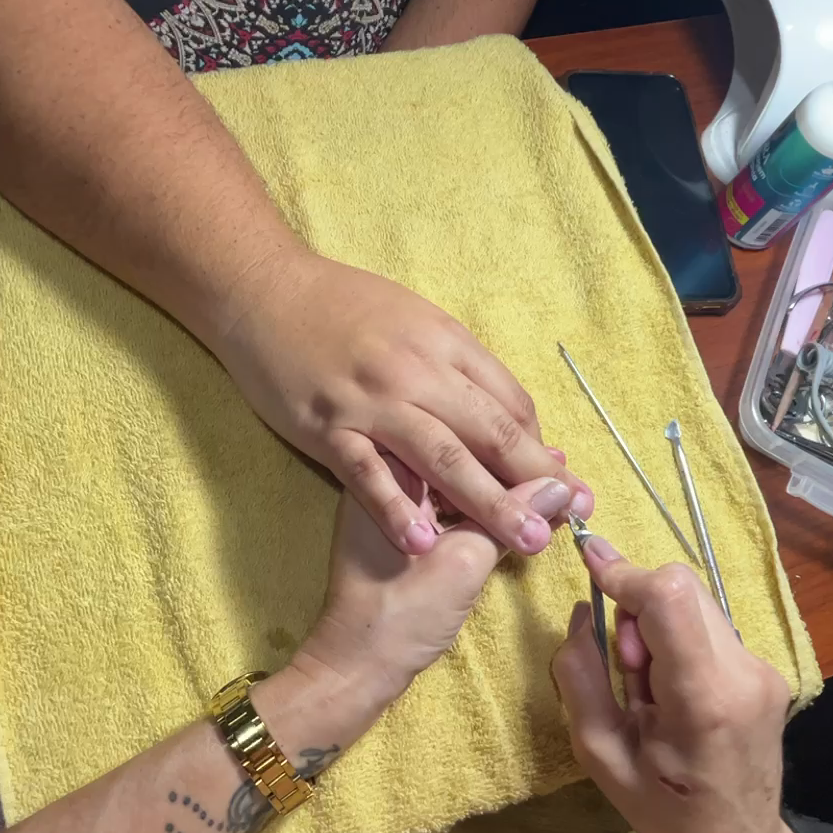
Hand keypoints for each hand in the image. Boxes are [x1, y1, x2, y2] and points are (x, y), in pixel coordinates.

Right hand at [218, 250, 591, 556]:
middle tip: (569, 520)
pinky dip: (397, 509)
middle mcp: (418, 371)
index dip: (536, 446)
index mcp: (445, 341)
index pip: (508, 402)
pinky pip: (369, 474)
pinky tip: (422, 542)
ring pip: (443, 457)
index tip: (553, 480)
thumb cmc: (340, 304)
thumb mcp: (412, 317)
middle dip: (534, 480)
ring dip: (488, 503)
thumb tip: (499, 410)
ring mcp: (373, 400)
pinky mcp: (329, 426)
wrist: (264, 290)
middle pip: (490, 431)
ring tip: (522, 542)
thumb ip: (454, 363)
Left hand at [303, 457, 573, 699]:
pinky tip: (525, 510)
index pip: (456, 437)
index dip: (511, 448)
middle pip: (460, 454)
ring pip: (460, 478)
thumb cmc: (401, 614)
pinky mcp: (405, 526)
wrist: (356, 666)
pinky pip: (452, 503)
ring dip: (504, 487)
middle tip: (567, 475)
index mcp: (387, 469)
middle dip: (513, 467)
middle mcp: (387, 475)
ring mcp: (395, 501)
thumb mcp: (463, 561)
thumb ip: (511, 517)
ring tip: (557, 488)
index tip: (561, 463)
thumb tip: (562, 486)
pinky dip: (486, 507)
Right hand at [551, 537, 799, 832]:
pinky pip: (706, 622)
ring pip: (694, 599)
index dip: (623, 573)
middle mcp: (744, 671)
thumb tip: (581, 610)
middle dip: (636, 605)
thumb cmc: (661, 808)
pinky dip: (676, 636)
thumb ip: (580, 673)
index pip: (669, 595)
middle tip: (626, 665)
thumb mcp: (597, 749)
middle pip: (681, 586)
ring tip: (647, 682)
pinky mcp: (766, 669)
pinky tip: (670, 686)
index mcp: (703, 696)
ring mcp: (763, 668)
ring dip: (655, 622)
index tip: (589, 563)